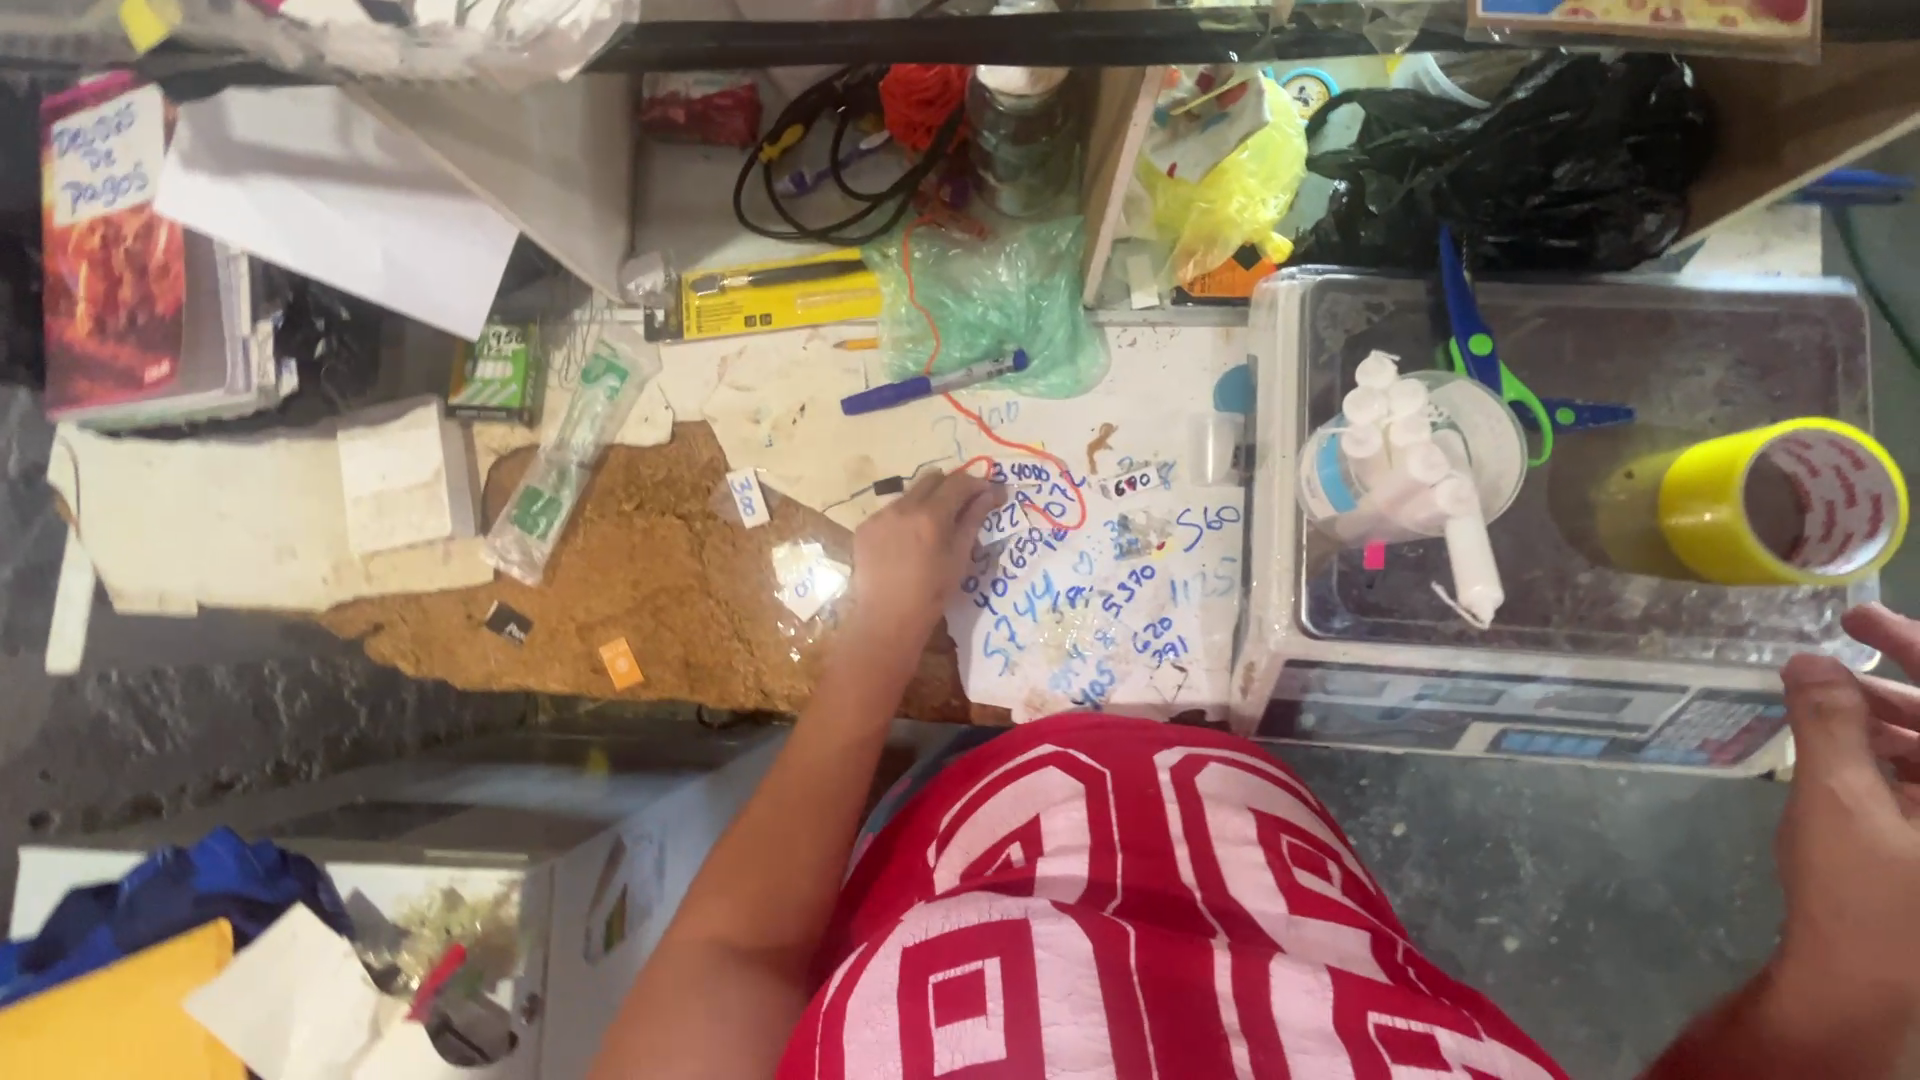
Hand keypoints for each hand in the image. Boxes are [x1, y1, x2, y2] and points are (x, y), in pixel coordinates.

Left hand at [846, 470, 997, 645]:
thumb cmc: (931, 593)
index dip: (977, 483)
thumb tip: (988, 495)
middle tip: (962, 504)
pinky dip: (904, 518)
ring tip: (931, 527)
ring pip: (909, 494)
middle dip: (951, 486)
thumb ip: (973, 521)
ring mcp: (880, 515)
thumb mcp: (959, 559)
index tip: (988, 492)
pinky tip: (906, 542)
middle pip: (932, 478)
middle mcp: (903, 507)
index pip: (958, 482)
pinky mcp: (864, 527)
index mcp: (930, 516)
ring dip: (926, 501)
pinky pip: (890, 511)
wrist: (887, 617)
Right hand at [1769, 604, 1919, 1047]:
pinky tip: (1842, 745)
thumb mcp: (1837, 800)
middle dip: (1901, 679)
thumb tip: (1811, 660)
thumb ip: (1828, 723)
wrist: (1864, 978)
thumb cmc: (1861, 893)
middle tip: (1829, 651)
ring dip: (1890, 717)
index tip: (1856, 619)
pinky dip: (1893, 752)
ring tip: (1822, 700)